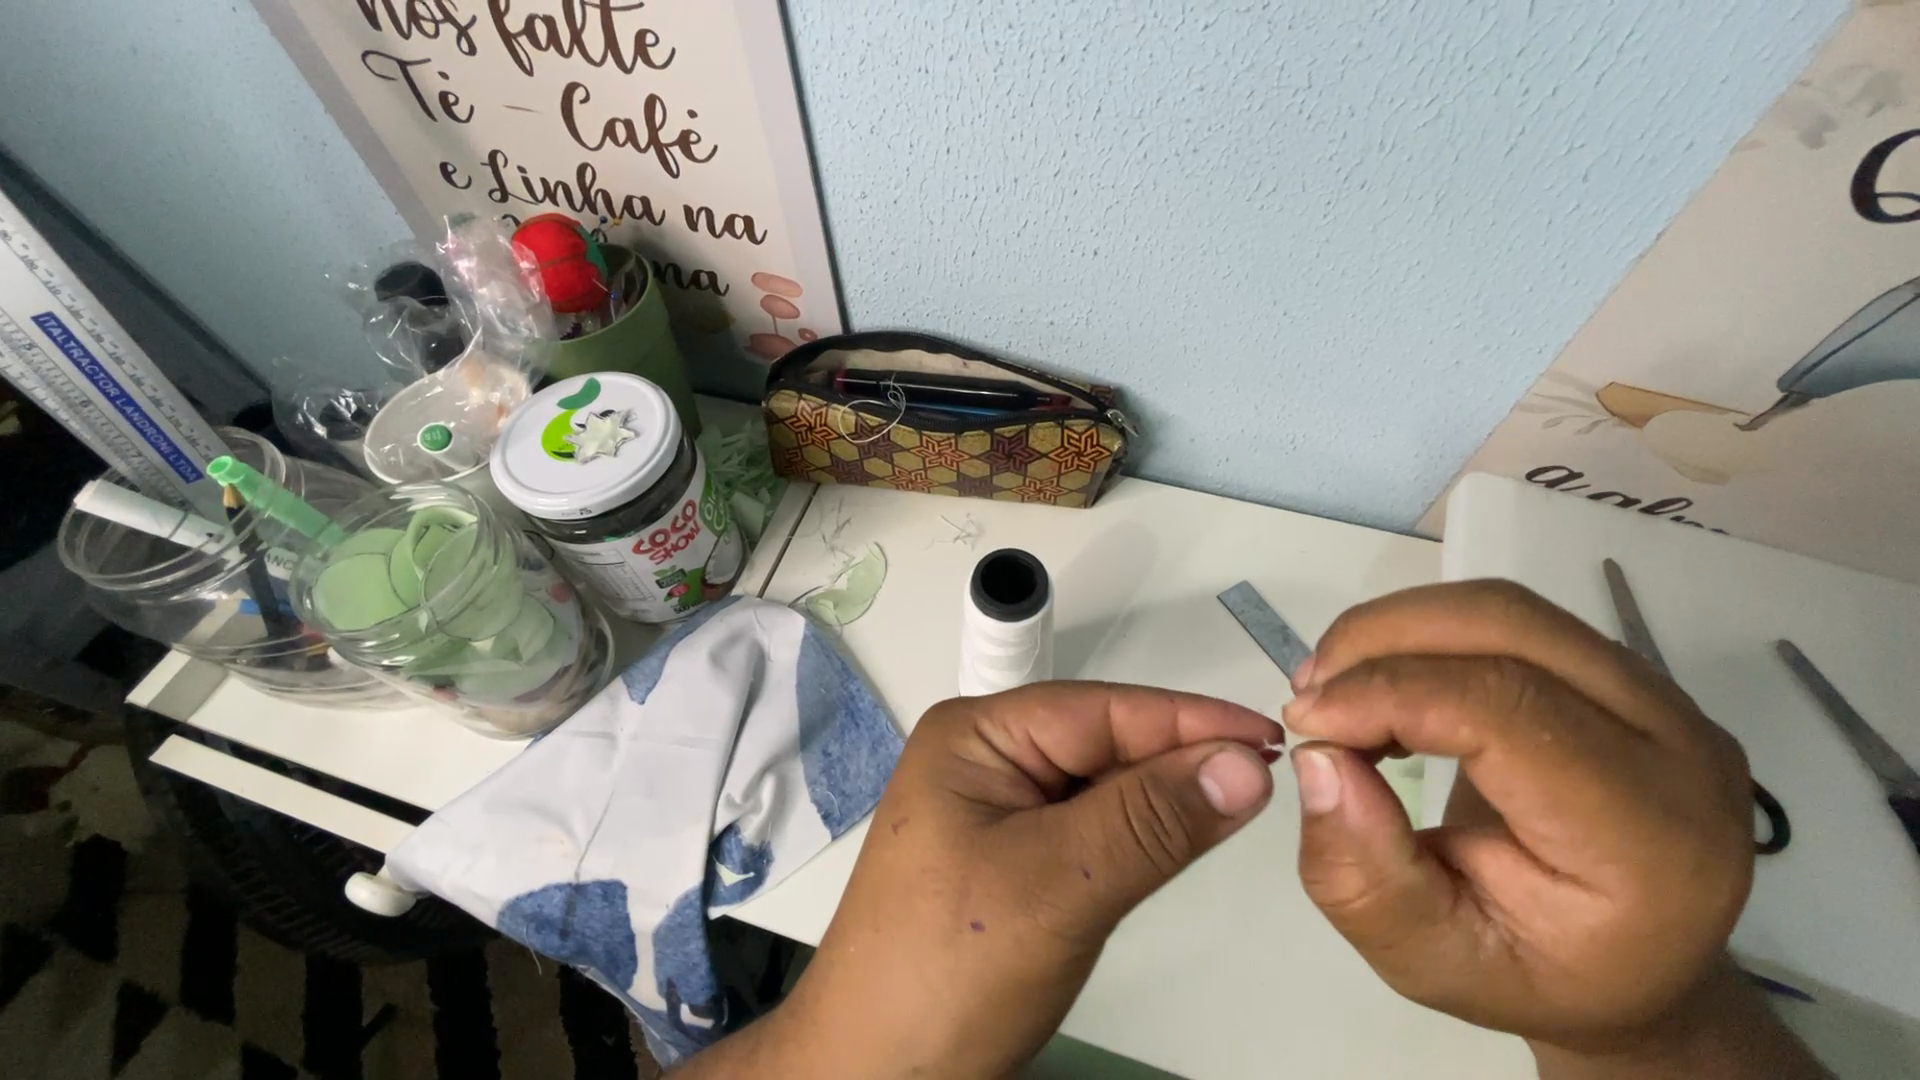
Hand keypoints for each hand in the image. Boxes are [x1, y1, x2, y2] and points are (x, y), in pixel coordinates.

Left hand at [762, 683, 1281, 1077]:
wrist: (875, 1072)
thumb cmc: (944, 971)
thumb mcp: (1055, 884)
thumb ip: (1151, 820)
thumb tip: (1244, 763)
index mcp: (976, 737)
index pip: (1100, 710)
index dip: (1187, 719)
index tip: (1269, 736)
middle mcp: (986, 759)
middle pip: (1102, 742)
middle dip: (1179, 758)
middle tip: (1264, 777)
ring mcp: (998, 809)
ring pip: (1102, 786)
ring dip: (1163, 796)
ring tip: (1234, 803)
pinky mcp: (1014, 856)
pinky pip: (1090, 828)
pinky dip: (1139, 833)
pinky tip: (1177, 837)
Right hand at [1283, 581, 1757, 1054]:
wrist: (1625, 965)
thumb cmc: (1527, 972)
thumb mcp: (1426, 958)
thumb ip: (1364, 878)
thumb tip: (1317, 758)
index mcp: (1646, 834)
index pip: (1504, 708)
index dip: (1385, 695)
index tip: (1302, 723)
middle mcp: (1674, 743)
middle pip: (1506, 626)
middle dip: (1380, 641)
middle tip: (1308, 695)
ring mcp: (1654, 697)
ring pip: (1500, 607)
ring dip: (1393, 629)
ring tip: (1334, 687)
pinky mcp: (1616, 674)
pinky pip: (1503, 618)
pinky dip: (1418, 632)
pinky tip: (1380, 683)